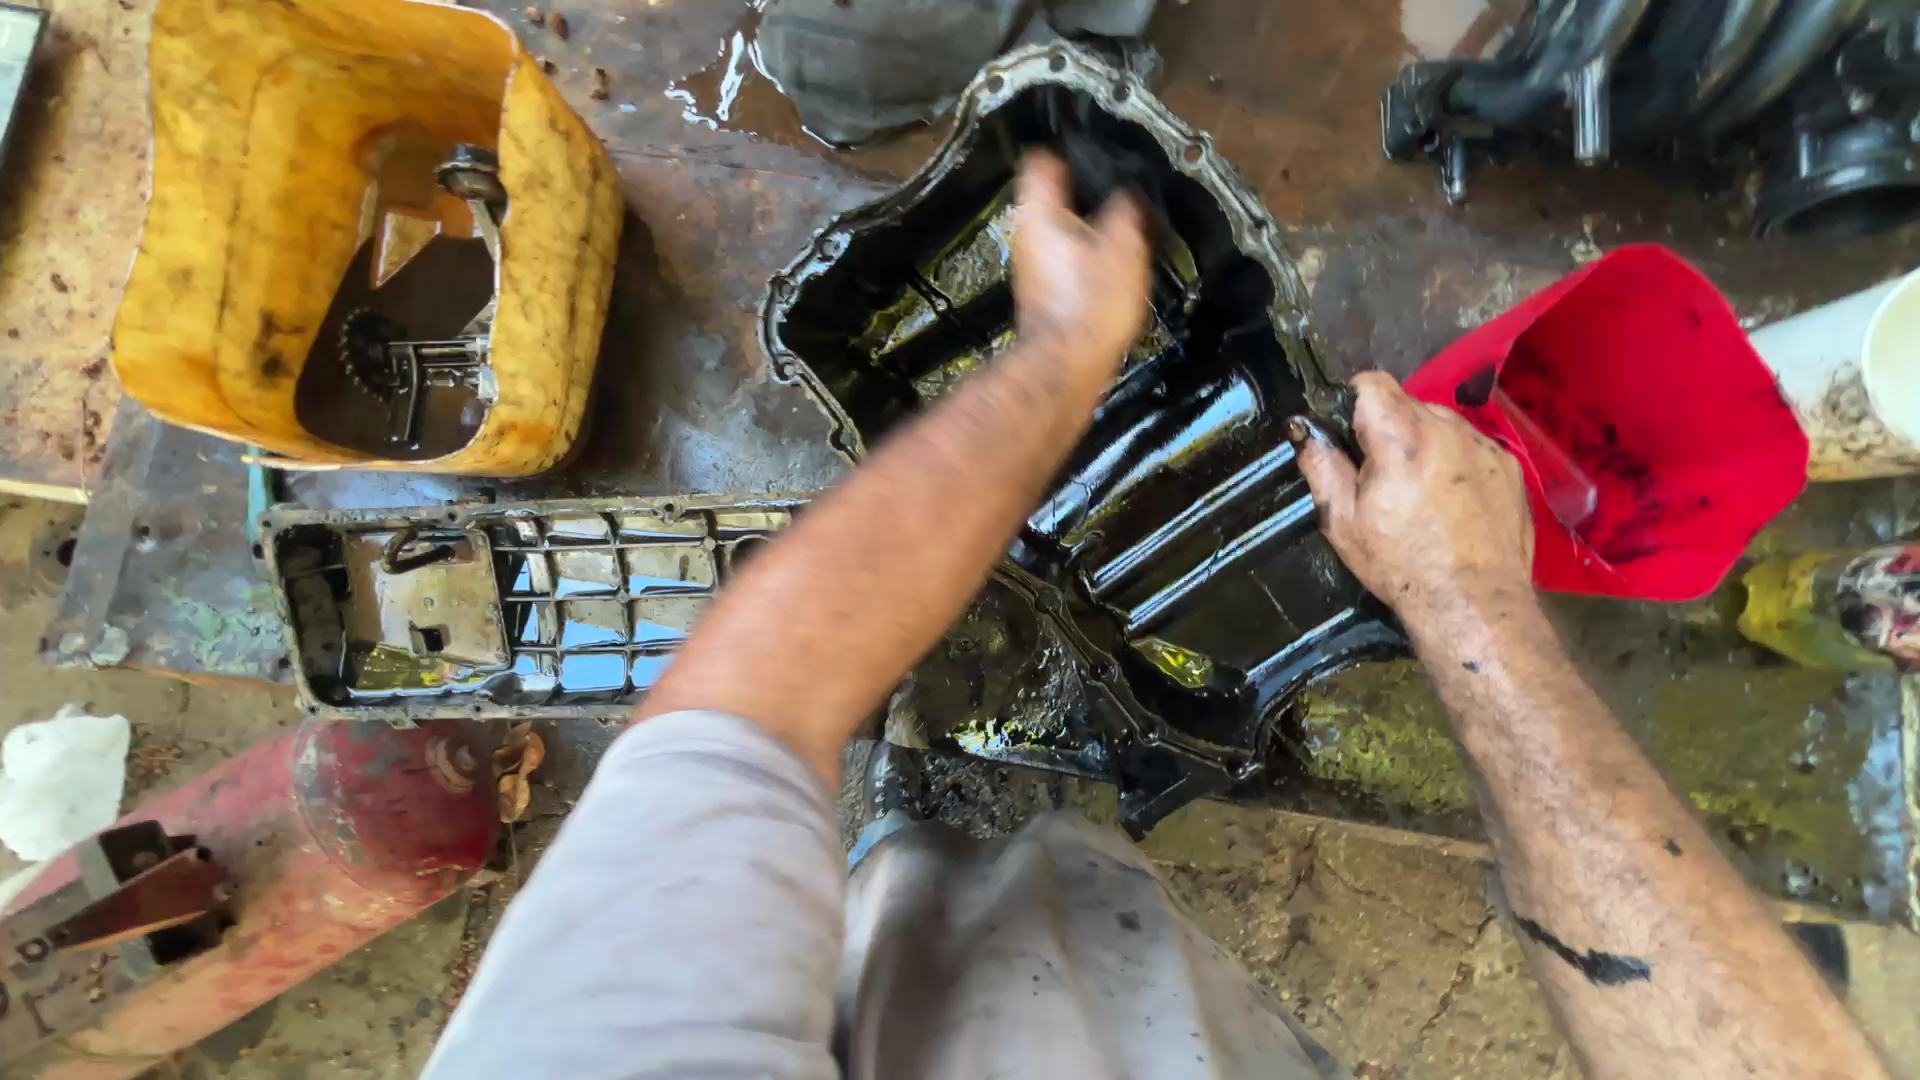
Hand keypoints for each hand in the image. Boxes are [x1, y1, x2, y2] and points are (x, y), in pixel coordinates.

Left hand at [1011, 151, 1150, 388]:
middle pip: (1052, 197)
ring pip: (1060, 233)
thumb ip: (1125, 208)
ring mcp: (1032, 270)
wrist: (1068, 365)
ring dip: (1088, 228)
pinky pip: (1067, 263)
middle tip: (1120, 187)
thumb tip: (1128, 195)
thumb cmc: (1091, 302)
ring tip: (1124, 226)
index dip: (1069, 147)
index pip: (1042, 160)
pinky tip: (1113, 268)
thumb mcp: (1122, 243)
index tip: (1095, 147)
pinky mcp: (1044, 297)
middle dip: (1085, 191)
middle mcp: (1027, 238)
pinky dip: (1086, 260)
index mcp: (1039, 213)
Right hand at [1295, 372, 1534, 627]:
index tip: (1347, 432)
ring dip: (1421, 443)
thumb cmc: (1400, 563)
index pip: (1373, 383)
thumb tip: (1304, 430)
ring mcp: (1484, 446)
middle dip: (1386, 429)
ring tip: (1415, 490)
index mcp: (1402, 439)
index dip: (1353, 400)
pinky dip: (1452, 460)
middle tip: (1376, 475)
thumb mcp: (1341, 519)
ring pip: (1439, 422)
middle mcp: (1448, 430)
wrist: (1473, 600)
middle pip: (1406, 403)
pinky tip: (1447, 500)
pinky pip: (1469, 445)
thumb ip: (1321, 465)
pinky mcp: (1508, 466)